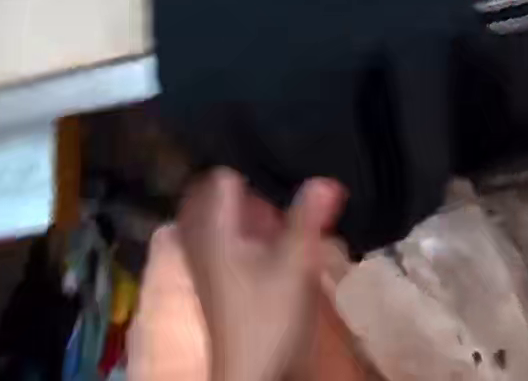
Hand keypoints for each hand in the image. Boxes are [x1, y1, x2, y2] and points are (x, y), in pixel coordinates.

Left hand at [175, 169, 346, 380]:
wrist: (247, 376)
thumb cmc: (265, 317)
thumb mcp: (293, 264)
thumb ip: (308, 218)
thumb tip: (326, 179)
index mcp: (214, 227)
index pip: (223, 176)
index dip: (250, 168)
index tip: (274, 168)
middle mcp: (200, 238)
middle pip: (218, 196)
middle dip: (245, 190)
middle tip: (275, 196)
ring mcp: (201, 262)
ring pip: (218, 220)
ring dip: (243, 214)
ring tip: (273, 217)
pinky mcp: (209, 283)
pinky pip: (219, 242)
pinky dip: (238, 235)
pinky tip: (263, 245)